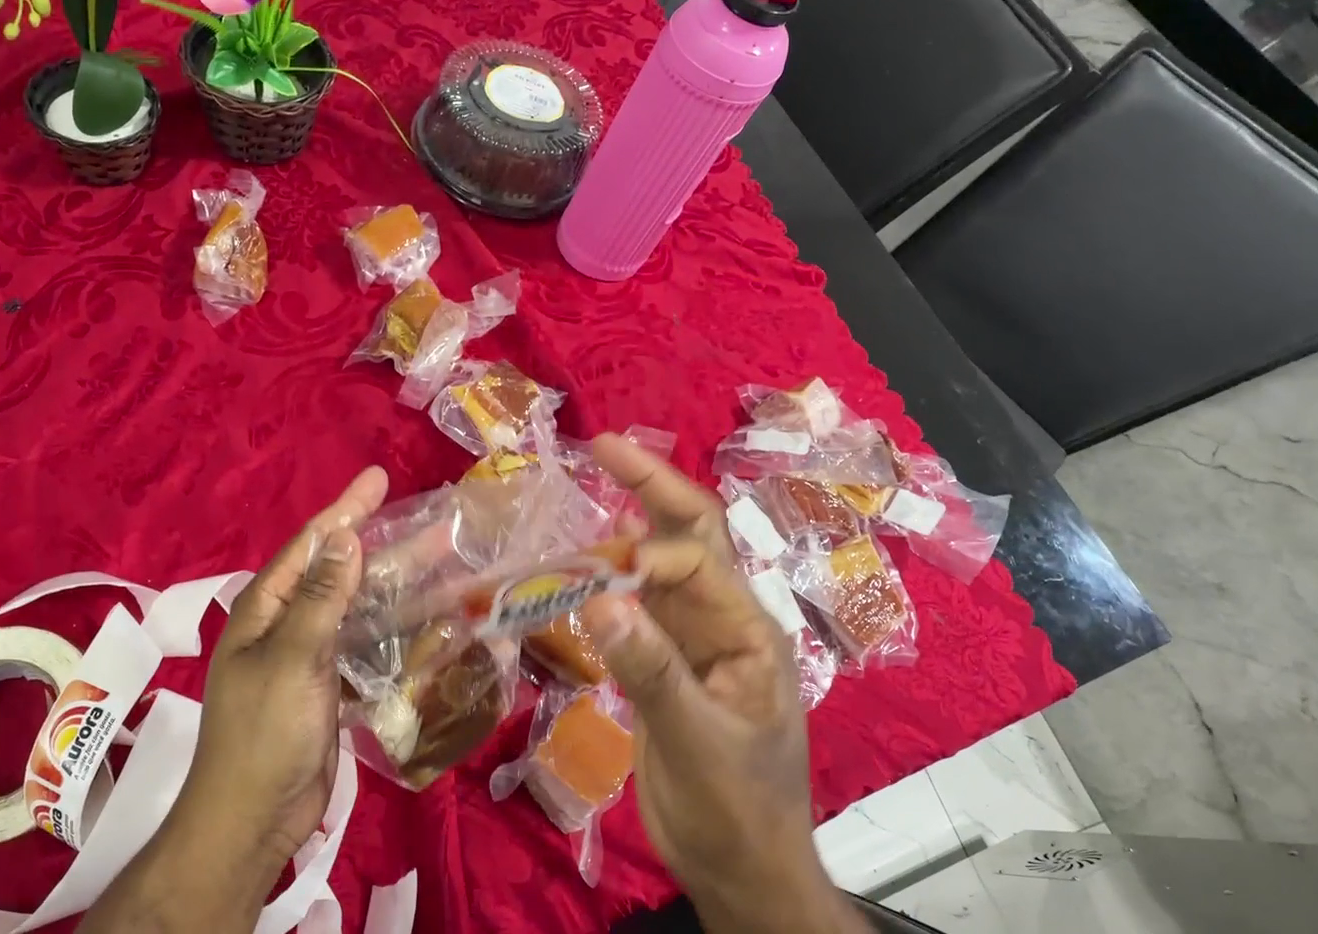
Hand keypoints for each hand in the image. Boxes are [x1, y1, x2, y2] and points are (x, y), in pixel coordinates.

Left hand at [80, 467, 388, 932]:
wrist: (253, 820)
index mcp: (264, 609)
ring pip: (355, 610)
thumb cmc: (265, 733)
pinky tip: (425, 627)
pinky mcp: (327, 691)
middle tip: (427, 523)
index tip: (380, 478)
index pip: (310, 545)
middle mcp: (284, 626)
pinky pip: (363, 649)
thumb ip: (320, 598)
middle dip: (378, 546)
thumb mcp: (291, 658)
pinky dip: (391, 635)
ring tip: (436, 566)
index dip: (346, 509)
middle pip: (337, 573)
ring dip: (391, 588)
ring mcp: (307, 660)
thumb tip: (343, 536)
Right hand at [577, 435, 865, 933]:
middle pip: (688, 536)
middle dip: (650, 487)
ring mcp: (689, 639)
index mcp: (747, 630)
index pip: (693, 562)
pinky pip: (630, 609)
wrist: (741, 870)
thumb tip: (596, 597)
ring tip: (574, 503)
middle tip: (603, 446)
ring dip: (615, 537)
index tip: (587, 579)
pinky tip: (571, 571)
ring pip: (652, 569)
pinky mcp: (661, 662)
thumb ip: (650, 669)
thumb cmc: (737, 810)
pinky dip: (599, 585)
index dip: (641, 559)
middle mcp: (720, 620)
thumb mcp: (697, 743)